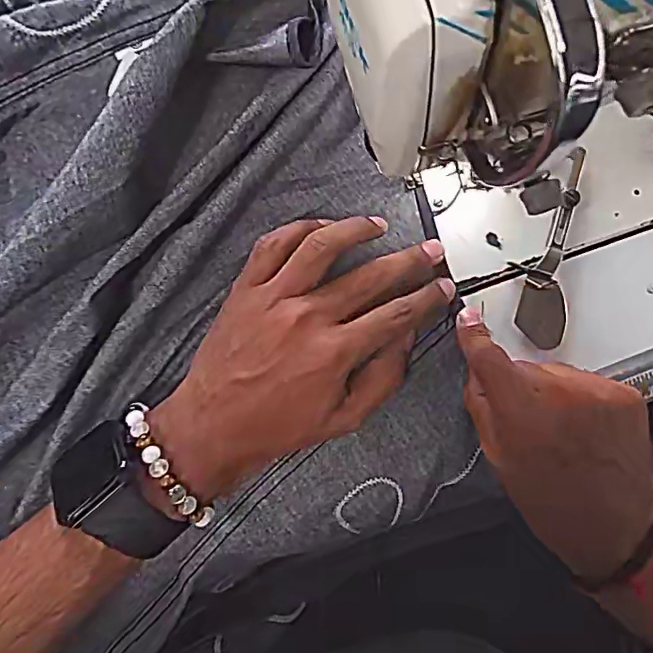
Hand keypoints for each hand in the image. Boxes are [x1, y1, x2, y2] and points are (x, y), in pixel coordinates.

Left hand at [149, 216, 454, 500]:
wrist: (212, 426)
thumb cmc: (274, 426)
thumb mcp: (343, 418)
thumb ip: (383, 378)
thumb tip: (405, 341)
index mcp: (333, 352)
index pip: (396, 313)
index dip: (427, 297)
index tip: (439, 288)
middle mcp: (306, 318)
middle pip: (370, 275)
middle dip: (409, 260)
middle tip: (427, 252)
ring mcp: (273, 299)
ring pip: (321, 246)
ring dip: (356, 230)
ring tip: (376, 225)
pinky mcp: (247, 290)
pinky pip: (273, 245)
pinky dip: (299, 229)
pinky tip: (319, 227)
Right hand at [456, 303, 652, 580]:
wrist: (614, 528)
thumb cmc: (557, 505)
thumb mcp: (501, 462)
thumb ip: (483, 410)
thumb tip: (477, 376)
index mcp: (521, 413)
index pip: (489, 356)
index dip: (474, 337)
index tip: (469, 321)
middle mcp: (559, 394)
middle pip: (524, 367)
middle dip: (521, 386)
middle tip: (533, 425)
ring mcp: (595, 391)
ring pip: (557, 373)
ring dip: (555, 393)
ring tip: (565, 433)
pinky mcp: (622, 394)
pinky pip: (587, 382)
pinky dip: (582, 399)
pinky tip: (586, 430)